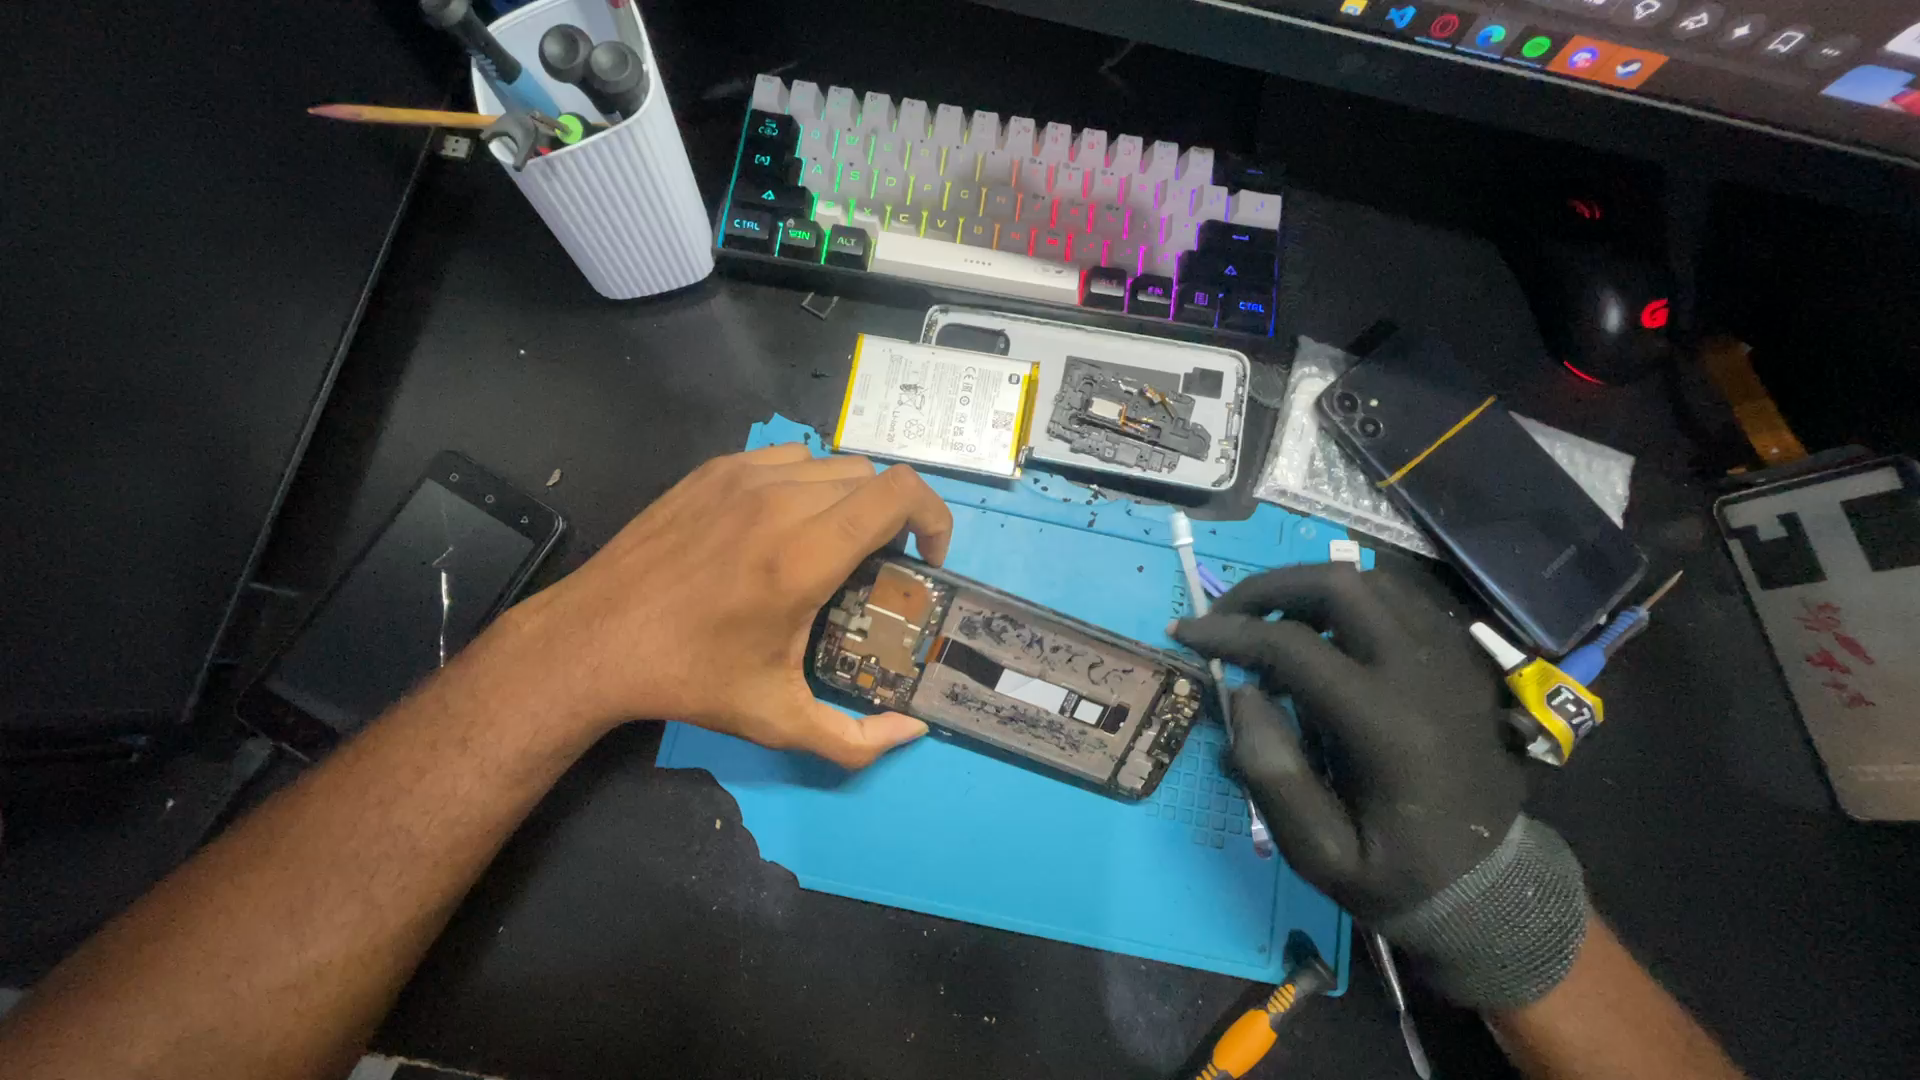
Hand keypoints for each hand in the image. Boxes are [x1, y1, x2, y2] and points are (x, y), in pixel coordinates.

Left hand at [493, 444, 953, 767]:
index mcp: (804, 556)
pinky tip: (783, 525)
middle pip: (873, 478)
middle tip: (876, 566)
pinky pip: (788, 459)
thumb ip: (855, 740)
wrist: (592, 641)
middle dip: (893, 519)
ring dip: (850, 499)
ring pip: (832, 465)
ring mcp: (743, 477)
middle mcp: (781, 502)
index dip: (933, 518)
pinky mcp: (714, 470)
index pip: (900, 494)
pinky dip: (807, 484)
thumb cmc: (689, 679)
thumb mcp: (777, 722)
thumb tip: (911, 733)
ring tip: (831, 544)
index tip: (924, 561)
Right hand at [1174, 563, 1589, 1009]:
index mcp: (1386, 724)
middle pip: (1338, 587)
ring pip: (1372, 582)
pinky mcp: (1461, 661)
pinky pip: (1400, 601)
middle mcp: (1422, 674)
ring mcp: (1450, 660)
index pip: (1292, 646)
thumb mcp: (1319, 853)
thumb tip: (1242, 693)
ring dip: (1309, 591)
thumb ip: (1272, 773)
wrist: (1494, 889)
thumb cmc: (1397, 875)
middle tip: (1226, 616)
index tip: (1185, 635)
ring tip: (1271, 627)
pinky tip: (1324, 637)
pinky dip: (1350, 603)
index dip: (1228, 632)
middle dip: (1267, 590)